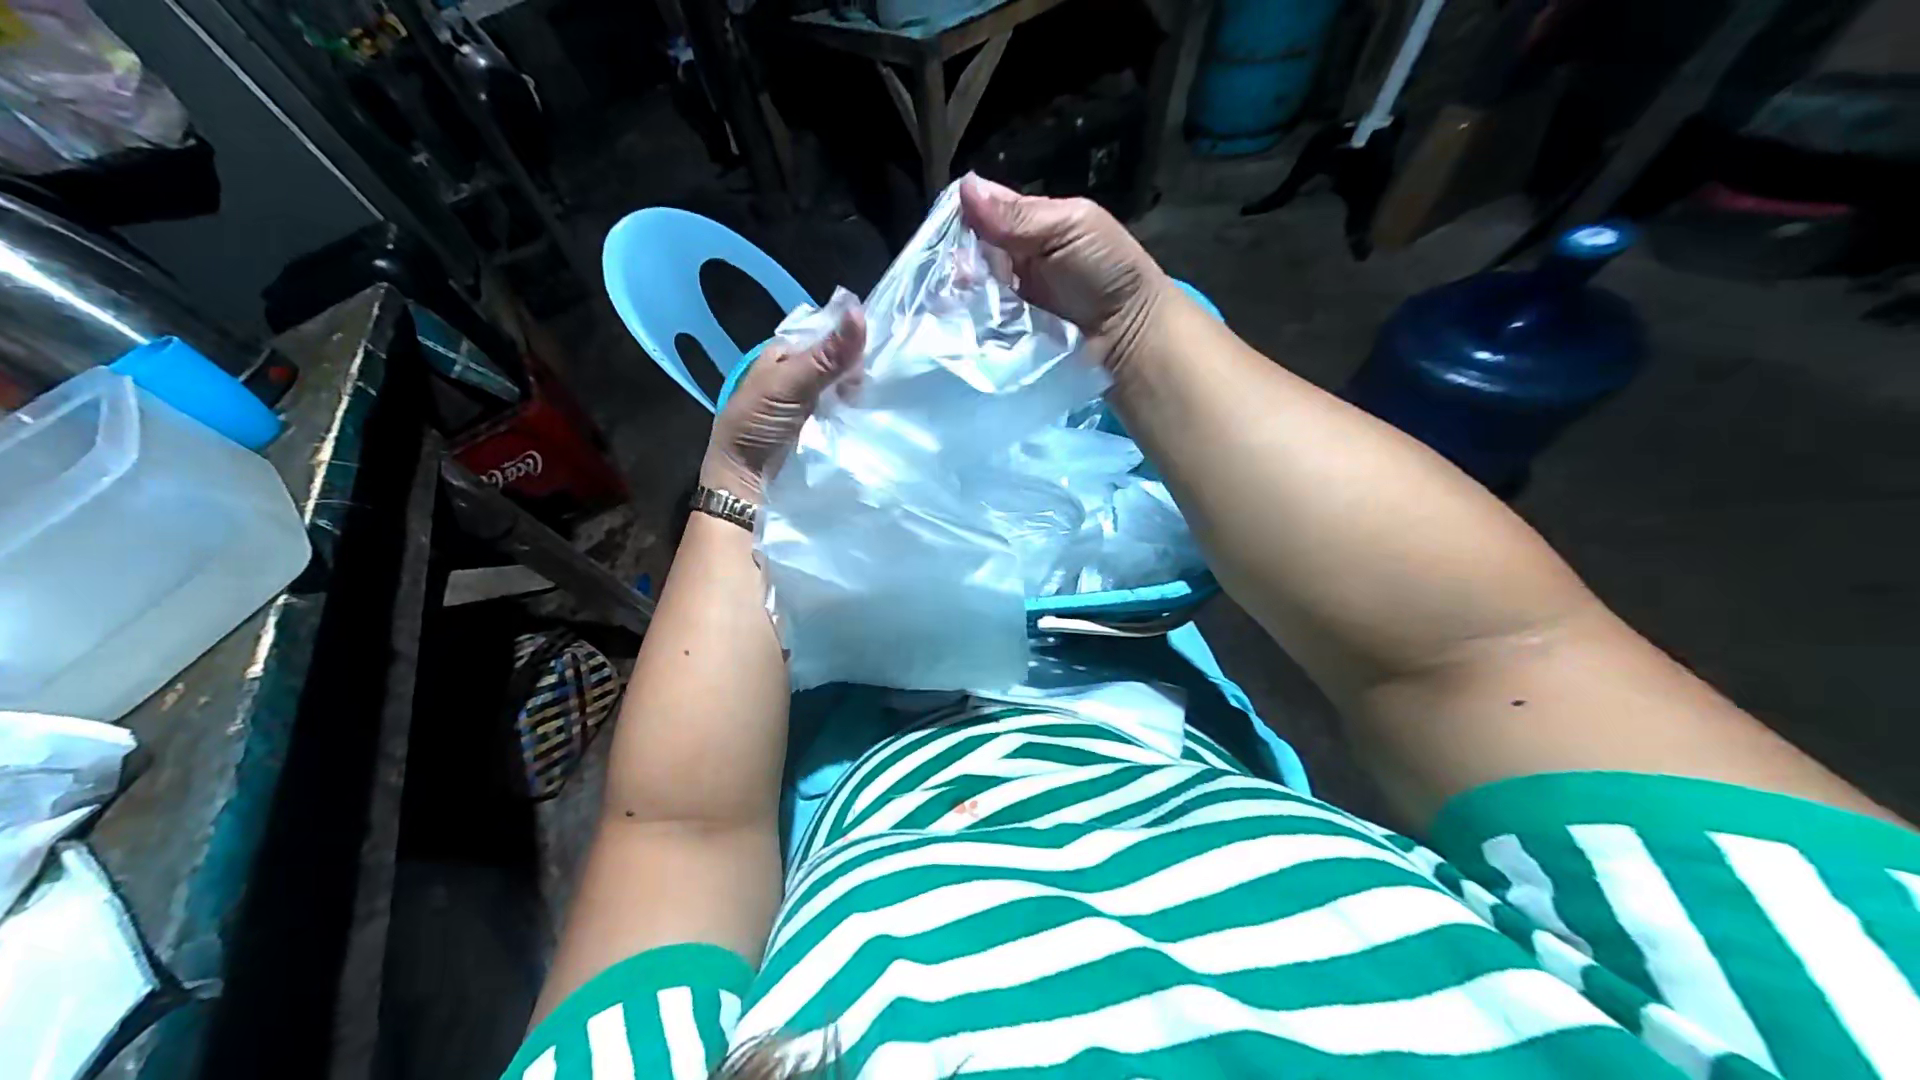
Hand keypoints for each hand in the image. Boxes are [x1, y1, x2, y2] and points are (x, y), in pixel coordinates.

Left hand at [701, 299, 865, 501]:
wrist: (745, 483)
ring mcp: (814, 401)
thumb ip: (826, 355)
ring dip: (861, 393)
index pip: (829, 331)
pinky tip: (869, 416)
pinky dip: (859, 413)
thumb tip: (859, 311)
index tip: (869, 355)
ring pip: (848, 386)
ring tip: (872, 402)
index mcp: (786, 352)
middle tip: (866, 386)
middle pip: (842, 359)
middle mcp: (801, 372)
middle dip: (857, 369)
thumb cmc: (756, 426)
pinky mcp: (824, 428)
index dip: (851, 338)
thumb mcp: (790, 384)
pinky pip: (849, 412)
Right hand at [958, 174, 1175, 377]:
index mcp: (1029, 222)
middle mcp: (1012, 256)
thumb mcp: (1069, 228)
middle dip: (955, 256)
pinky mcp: (1005, 329)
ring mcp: (1007, 295)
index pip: (982, 211)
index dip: (961, 216)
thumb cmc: (1106, 271)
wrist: (1127, 332)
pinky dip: (967, 314)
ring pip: (969, 285)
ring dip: (957, 287)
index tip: (942, 229)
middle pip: (970, 250)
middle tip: (947, 268)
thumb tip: (965, 187)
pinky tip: (956, 313)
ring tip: (947, 292)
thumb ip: (1018, 214)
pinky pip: (978, 317)